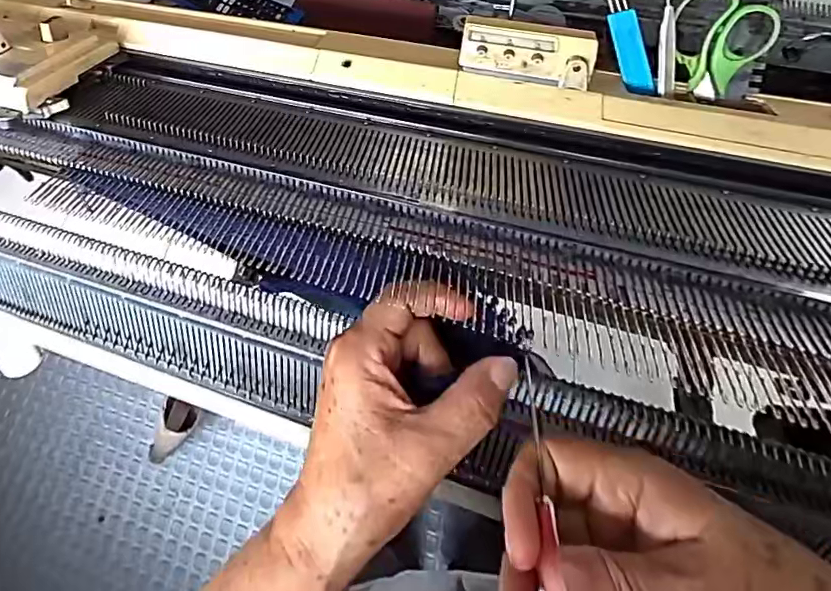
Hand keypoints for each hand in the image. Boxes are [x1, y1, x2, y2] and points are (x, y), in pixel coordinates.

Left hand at [269, 284, 517, 588]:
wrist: (328, 533)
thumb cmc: (359, 492)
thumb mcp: (430, 445)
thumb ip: (473, 401)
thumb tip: (502, 368)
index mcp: (358, 352)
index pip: (403, 297)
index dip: (440, 298)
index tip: (468, 312)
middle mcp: (351, 353)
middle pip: (412, 328)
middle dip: (438, 359)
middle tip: (444, 399)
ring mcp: (355, 372)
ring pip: (410, 352)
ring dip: (431, 379)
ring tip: (428, 422)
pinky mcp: (362, 392)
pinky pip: (402, 372)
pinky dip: (421, 390)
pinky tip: (420, 425)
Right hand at [501, 436, 830, 590]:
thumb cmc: (775, 590)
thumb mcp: (698, 586)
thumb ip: (620, 577)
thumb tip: (547, 566)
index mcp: (632, 483)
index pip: (550, 459)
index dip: (523, 495)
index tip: (520, 555)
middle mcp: (619, 508)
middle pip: (544, 514)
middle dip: (526, 557)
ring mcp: (624, 548)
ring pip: (558, 555)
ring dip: (544, 582)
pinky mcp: (630, 579)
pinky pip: (585, 580)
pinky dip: (566, 590)